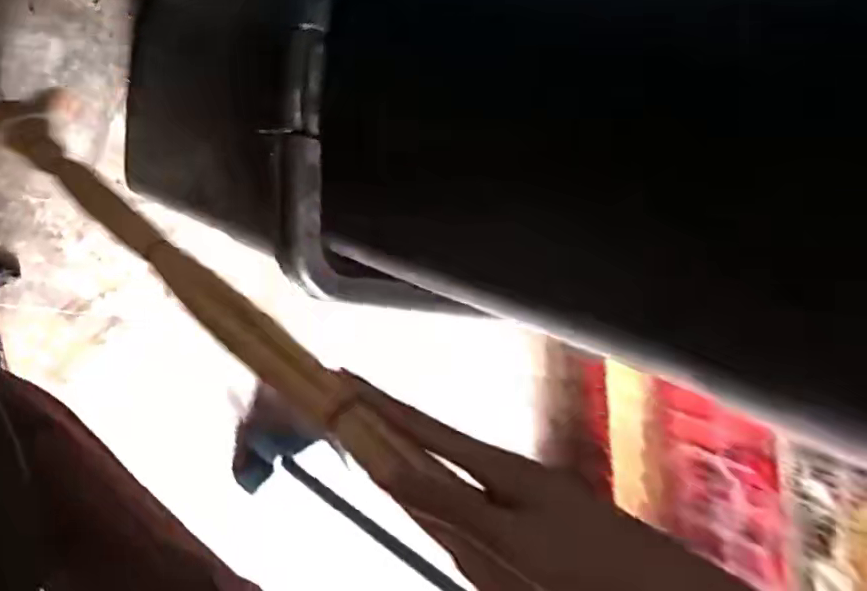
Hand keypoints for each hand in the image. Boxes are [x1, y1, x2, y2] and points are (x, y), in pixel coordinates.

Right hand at [362, 386, 750, 590]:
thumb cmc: (609, 574)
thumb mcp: (521, 542)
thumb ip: (448, 505)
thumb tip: (379, 466)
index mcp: (499, 469)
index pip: (418, 425)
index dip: (375, 400)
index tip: (335, 374)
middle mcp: (512, 484)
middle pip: (436, 466)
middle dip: (407, 467)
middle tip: (384, 463)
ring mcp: (535, 515)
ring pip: (465, 513)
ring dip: (454, 532)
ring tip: (480, 556)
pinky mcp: (553, 549)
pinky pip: (495, 547)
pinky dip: (486, 559)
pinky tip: (504, 575)